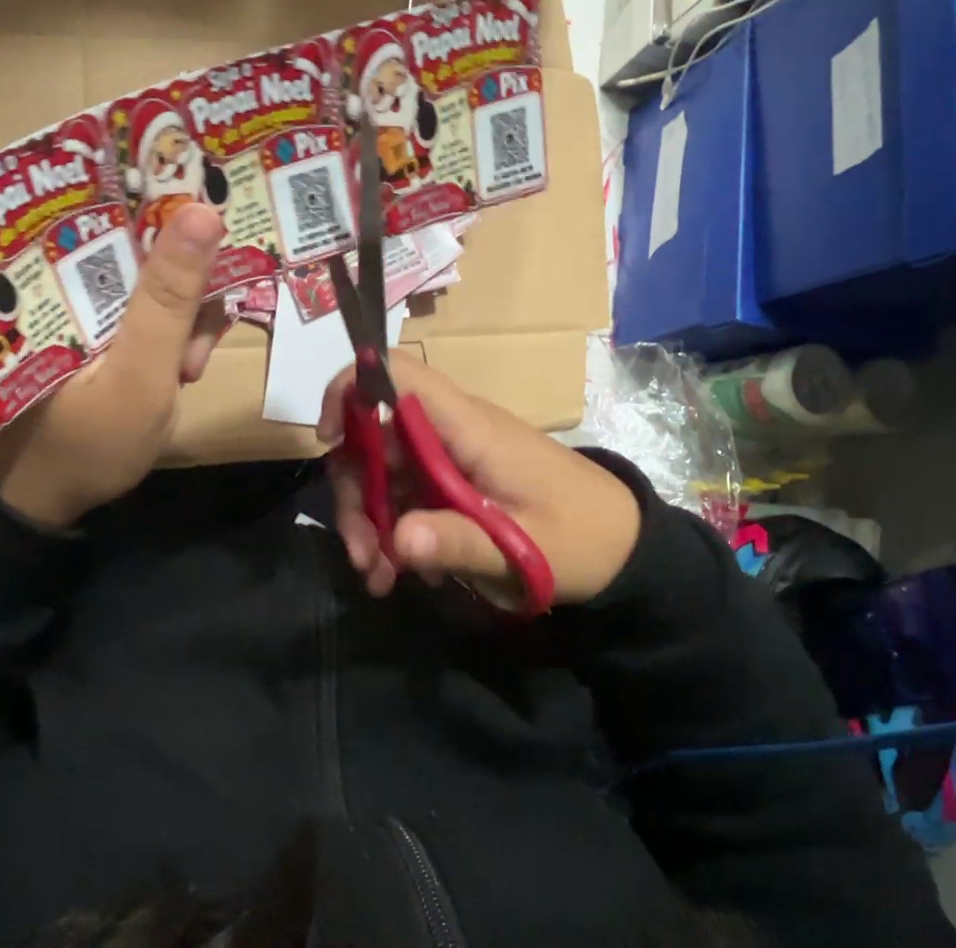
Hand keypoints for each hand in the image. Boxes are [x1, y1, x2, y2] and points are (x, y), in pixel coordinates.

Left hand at [0, 204, 228, 527]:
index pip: (122, 211)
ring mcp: (86, 309)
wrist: (47, 499)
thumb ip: (171, 299)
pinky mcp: (98, 335)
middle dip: (191, 297)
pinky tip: (178, 375)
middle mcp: (69, 280)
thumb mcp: (141, 371)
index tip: (224, 235)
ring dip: (187, 329)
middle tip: (195, 353)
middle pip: (149, 250)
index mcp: (63, 276)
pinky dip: (173, 344)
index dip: (176, 214)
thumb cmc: (89, 441)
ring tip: (186, 375)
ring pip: (158, 287)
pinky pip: (149, 317)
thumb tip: (201, 207)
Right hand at [316, 352, 641, 608]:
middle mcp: (449, 434)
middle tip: (363, 558)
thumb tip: (396, 540)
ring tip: (379, 580)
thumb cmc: (581, 537)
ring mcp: (449, 459)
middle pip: (373, 437)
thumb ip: (459, 542)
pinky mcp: (451, 484)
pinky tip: (404, 573)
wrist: (625, 548)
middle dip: (354, 494)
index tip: (329, 439)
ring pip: (381, 472)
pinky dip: (393, 532)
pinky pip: (403, 496)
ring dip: (369, 522)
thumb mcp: (522, 549)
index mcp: (468, 428)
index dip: (352, 388)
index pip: (400, 375)